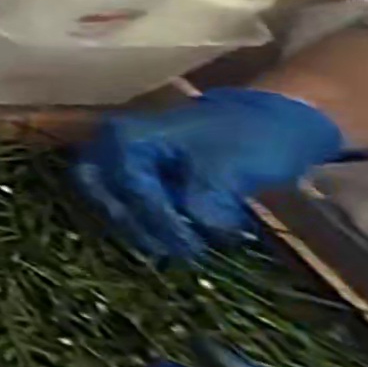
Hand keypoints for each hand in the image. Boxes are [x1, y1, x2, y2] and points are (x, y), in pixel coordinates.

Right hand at [70, 88, 340, 258]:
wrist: (272, 117)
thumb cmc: (250, 136)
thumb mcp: (231, 167)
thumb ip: (206, 199)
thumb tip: (200, 232)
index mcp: (126, 136)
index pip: (129, 184)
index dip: (158, 218)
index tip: (193, 248)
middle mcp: (109, 142)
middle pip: (95, 185)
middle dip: (124, 219)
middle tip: (161, 249)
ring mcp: (118, 152)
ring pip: (101, 190)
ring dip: (127, 220)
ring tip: (164, 247)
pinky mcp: (134, 165)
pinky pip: (118, 192)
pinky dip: (134, 214)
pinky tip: (161, 233)